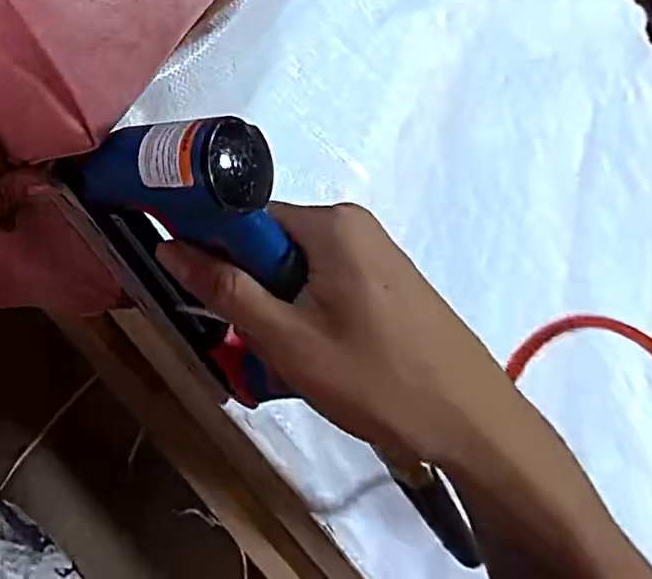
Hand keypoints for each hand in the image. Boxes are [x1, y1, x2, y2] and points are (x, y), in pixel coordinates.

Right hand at [156, 203, 530, 467]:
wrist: (485, 435)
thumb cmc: (381, 382)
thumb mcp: (289, 341)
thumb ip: (225, 289)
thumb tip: (167, 246)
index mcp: (329, 224)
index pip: (244, 216)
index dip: (215, 249)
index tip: (206, 290)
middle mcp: (351, 224)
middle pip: (268, 242)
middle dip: (253, 289)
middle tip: (259, 339)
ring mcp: (373, 251)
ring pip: (293, 266)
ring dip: (278, 306)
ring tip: (293, 356)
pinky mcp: (385, 278)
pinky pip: (322, 279)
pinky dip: (307, 311)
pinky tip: (322, 353)